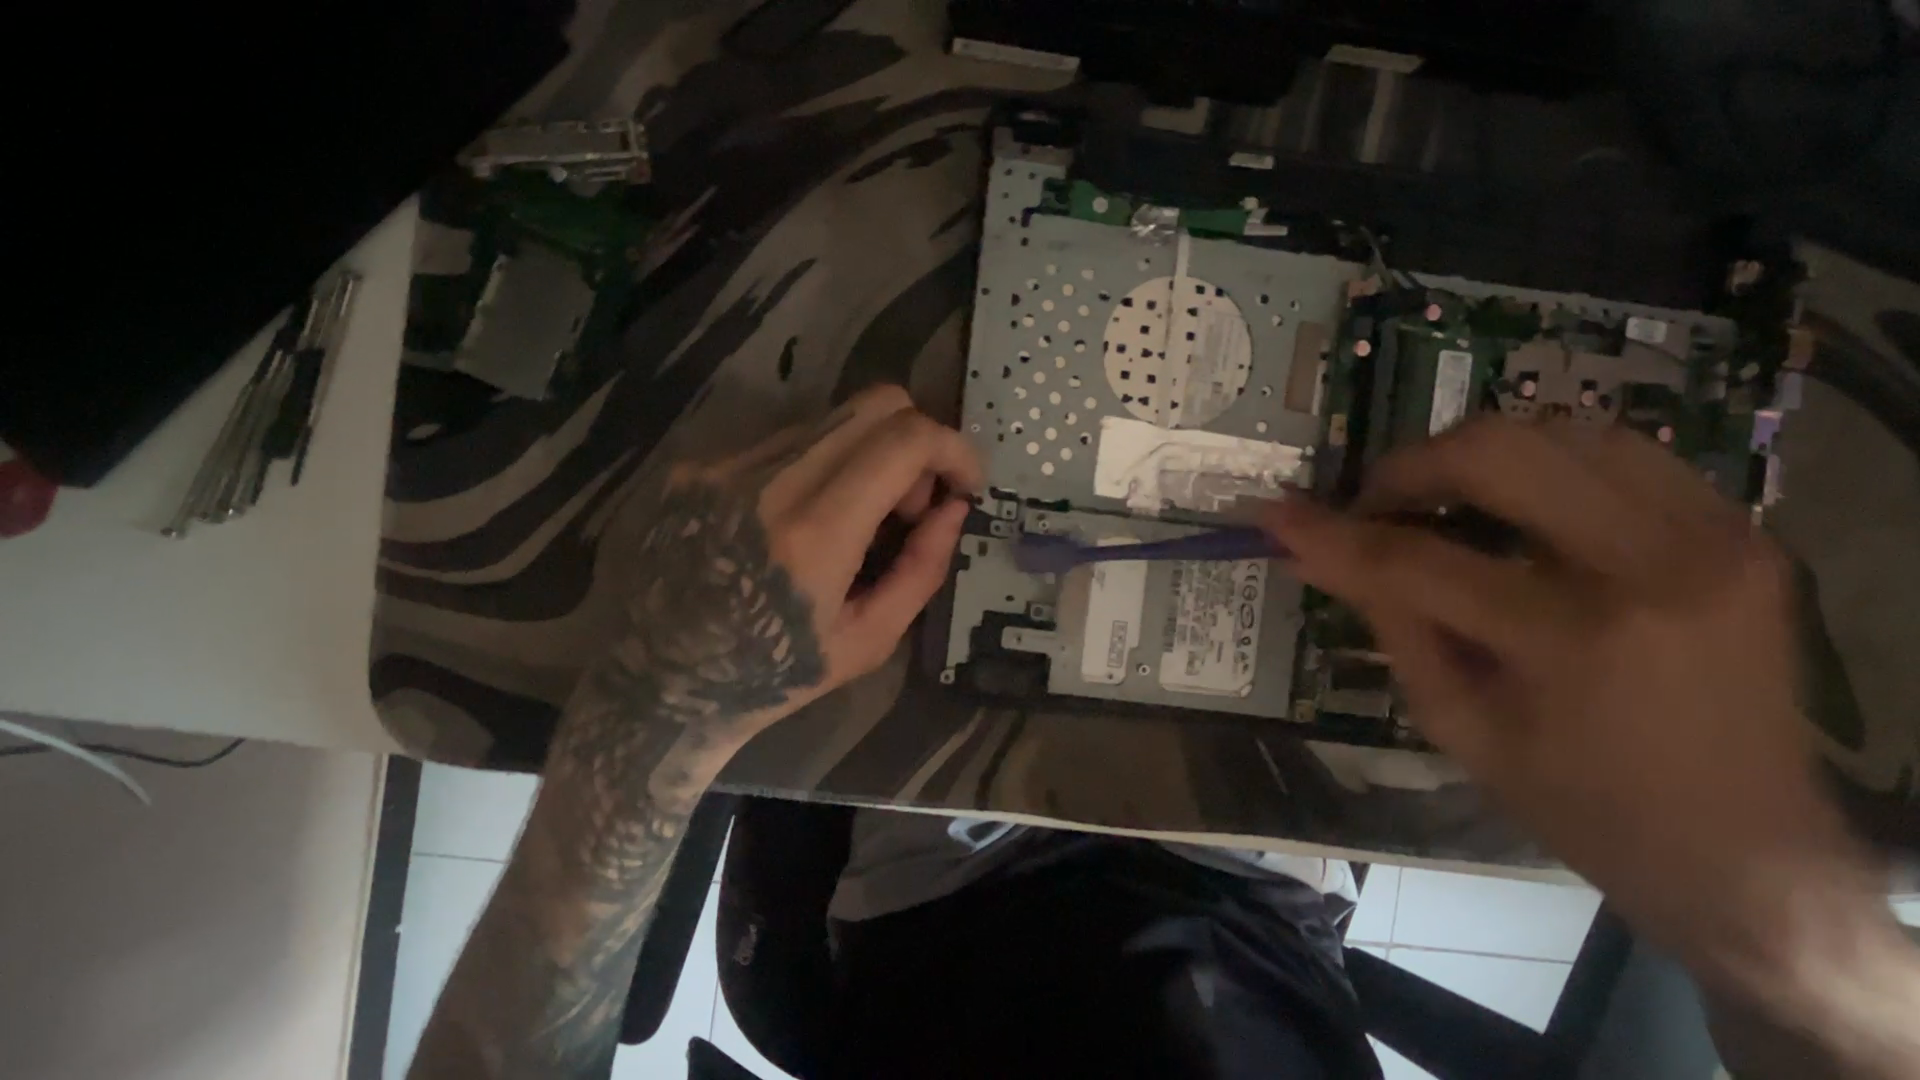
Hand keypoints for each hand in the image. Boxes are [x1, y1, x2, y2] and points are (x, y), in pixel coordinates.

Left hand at [592, 383, 982, 764]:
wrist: (654, 683)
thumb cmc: (767, 677)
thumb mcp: (865, 642)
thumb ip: (921, 569)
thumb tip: (954, 509)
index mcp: (814, 533)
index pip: (905, 439)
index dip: (954, 449)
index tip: (965, 484)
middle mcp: (768, 479)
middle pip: (875, 404)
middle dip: (916, 445)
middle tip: (911, 505)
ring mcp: (725, 464)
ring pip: (831, 418)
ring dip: (868, 455)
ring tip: (855, 521)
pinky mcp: (697, 465)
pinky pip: (785, 440)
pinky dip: (819, 467)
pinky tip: (801, 522)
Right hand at [1263, 419, 1913, 1037]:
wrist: (1751, 855)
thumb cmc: (1584, 809)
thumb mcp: (1462, 727)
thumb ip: (1392, 623)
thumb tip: (1313, 552)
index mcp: (1578, 640)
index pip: (1419, 560)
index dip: (1334, 534)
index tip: (1275, 514)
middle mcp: (1657, 564)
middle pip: (1500, 454)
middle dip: (1409, 467)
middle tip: (1372, 506)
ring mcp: (1715, 534)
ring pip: (1561, 431)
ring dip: (1478, 458)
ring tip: (1437, 503)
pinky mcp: (1741, 527)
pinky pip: (1620, 452)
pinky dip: (1546, 465)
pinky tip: (1514, 506)